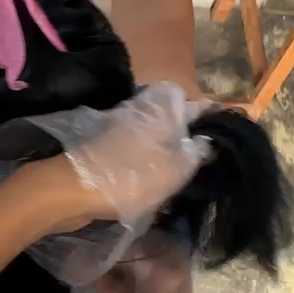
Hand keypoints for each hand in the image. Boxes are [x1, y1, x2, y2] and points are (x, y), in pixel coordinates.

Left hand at [60, 82, 211, 224]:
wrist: (72, 190)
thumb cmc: (131, 177)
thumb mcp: (176, 168)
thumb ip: (197, 151)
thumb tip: (207, 140)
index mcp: (161, 107)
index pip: (194, 102)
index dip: (210, 116)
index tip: (222, 134)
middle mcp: (139, 111)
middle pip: (172, 119)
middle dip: (187, 138)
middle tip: (203, 162)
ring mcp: (118, 129)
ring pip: (153, 138)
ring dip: (166, 154)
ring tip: (181, 178)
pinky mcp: (103, 149)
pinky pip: (134, 154)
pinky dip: (145, 166)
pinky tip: (153, 186)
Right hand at [87, 235, 217, 292]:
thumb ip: (99, 284)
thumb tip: (78, 258)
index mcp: (161, 269)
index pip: (127, 242)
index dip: (103, 245)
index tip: (82, 249)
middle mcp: (175, 267)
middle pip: (139, 247)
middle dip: (114, 252)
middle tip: (89, 258)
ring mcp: (181, 279)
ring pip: (147, 259)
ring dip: (125, 263)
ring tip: (101, 271)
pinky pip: (155, 271)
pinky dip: (137, 273)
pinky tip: (119, 283)